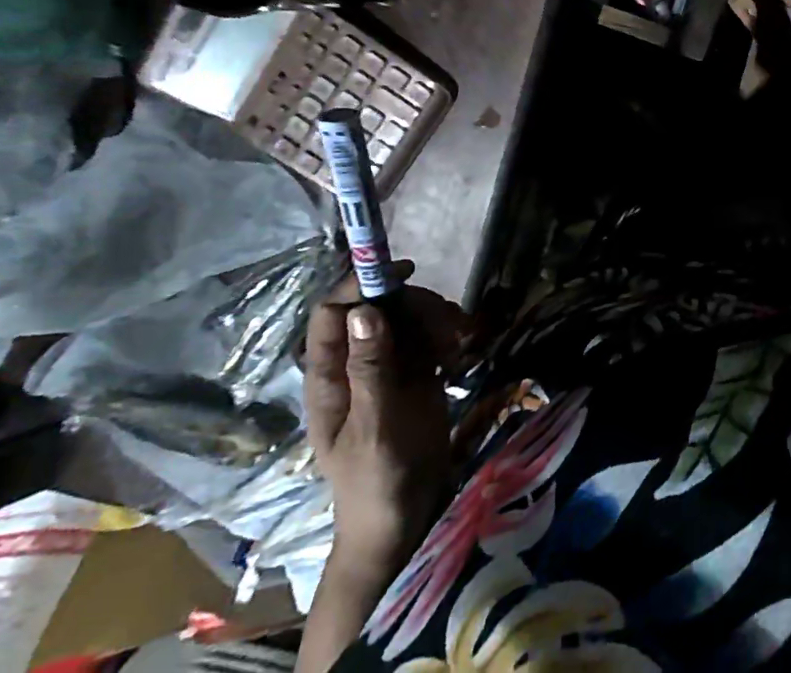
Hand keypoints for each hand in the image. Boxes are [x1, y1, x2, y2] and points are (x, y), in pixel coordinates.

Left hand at [302, 265, 460, 565]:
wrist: (403, 518)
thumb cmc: (377, 479)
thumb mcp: (374, 425)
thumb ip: (370, 368)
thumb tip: (364, 310)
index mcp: (330, 374)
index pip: (335, 312)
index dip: (361, 284)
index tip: (403, 272)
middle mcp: (355, 362)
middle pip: (378, 308)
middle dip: (413, 304)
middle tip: (449, 318)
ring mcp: (386, 368)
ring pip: (406, 320)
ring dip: (435, 318)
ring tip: (461, 336)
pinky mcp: (413, 376)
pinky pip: (427, 339)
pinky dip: (446, 336)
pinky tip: (460, 350)